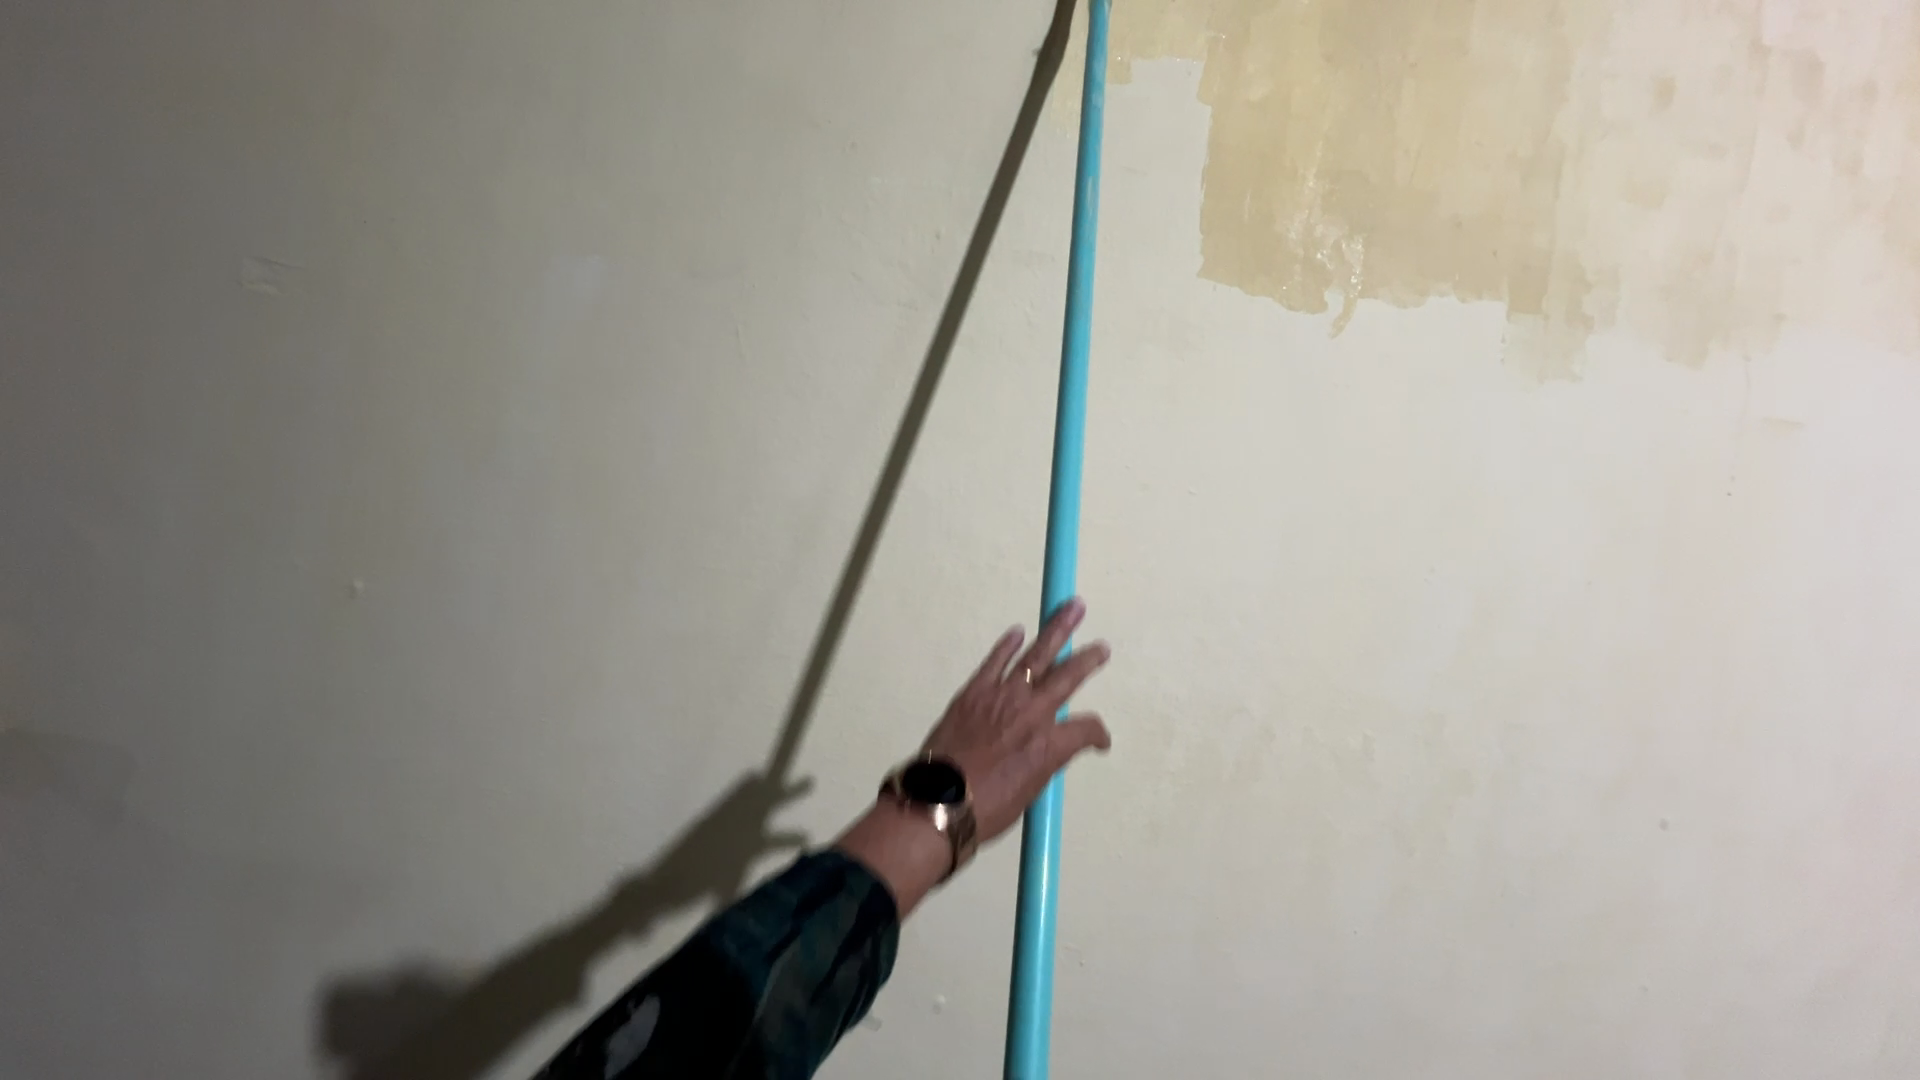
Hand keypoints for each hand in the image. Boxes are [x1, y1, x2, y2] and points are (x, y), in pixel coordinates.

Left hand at [836, 598, 1110, 913]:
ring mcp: (1002, 696)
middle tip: (1102, 646)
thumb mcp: (1030, 792)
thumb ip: (1043, 762)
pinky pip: (995, 661)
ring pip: (1035, 655)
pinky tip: (1018, 632)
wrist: (938, 802)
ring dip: (1056, 630)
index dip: (1097, 735)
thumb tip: (1046, 747)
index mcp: (1050, 744)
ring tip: (1072, 608)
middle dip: (1087, 659)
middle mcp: (1032, 713)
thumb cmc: (987, 809)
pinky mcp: (974, 691)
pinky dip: (1006, 645)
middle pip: (1068, 676)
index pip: (1086, 730)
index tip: (1099, 741)